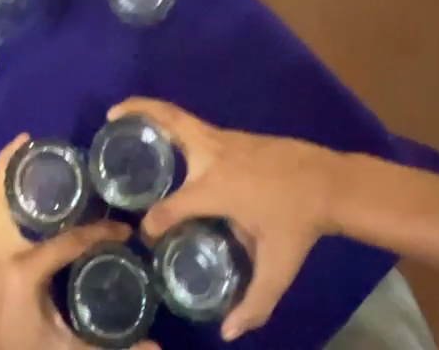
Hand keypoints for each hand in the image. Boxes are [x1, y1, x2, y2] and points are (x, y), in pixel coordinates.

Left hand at [0, 133, 158, 349]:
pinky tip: (33, 193)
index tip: (126, 231)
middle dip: (10, 164)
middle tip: (34, 138)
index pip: (67, 241)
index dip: (100, 234)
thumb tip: (158, 349)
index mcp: (23, 270)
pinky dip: (9, 197)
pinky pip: (0, 218)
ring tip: (33, 153)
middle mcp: (3, 253)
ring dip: (9, 177)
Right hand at [110, 98, 349, 340]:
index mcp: (215, 186)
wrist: (328, 181)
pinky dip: (172, 123)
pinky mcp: (232, 136)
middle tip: (109, 116)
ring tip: (126, 118)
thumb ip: (254, 302)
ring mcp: (223, 139)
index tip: (147, 234)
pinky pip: (193, 124)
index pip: (170, 205)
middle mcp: (212, 155)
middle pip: (169, 121)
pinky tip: (169, 141)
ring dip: (151, 112)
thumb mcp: (278, 268)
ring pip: (179, 116)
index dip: (154, 222)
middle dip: (136, 111)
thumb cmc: (297, 223)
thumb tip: (228, 332)